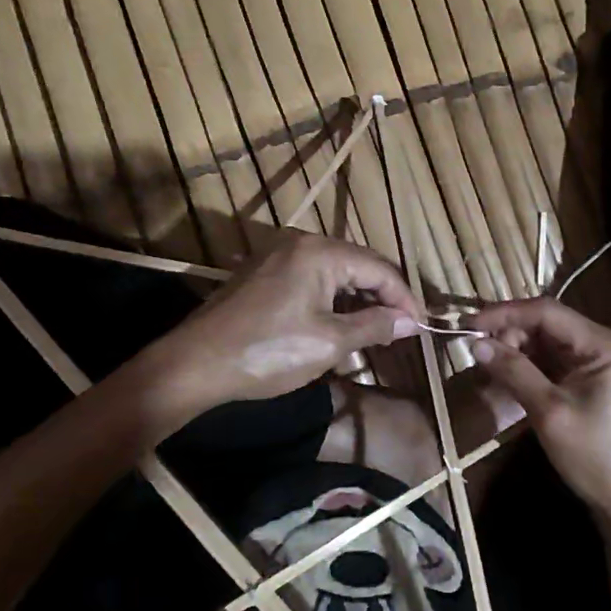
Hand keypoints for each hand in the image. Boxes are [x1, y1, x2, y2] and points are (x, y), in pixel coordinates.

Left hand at [133, 232, 421, 416]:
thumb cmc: (267, 352)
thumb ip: (376, 326)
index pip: (381, 270)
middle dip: (385, 295)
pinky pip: (314, 275)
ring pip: (338, 269)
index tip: (421, 326)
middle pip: (361, 264)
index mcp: (321, 252)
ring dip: (361, 296)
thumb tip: (411, 322)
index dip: (405, 298)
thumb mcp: (330, 342)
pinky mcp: (264, 271)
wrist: (190, 367)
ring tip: (378, 325)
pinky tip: (343, 318)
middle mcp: (302, 243)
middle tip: (403, 326)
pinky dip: (335, 295)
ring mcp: (279, 254)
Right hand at [465, 299, 610, 535]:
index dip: (507, 313)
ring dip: (517, 350)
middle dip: (511, 333)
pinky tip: (504, 376)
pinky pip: (554, 363)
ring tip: (486, 364)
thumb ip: (514, 372)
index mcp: (604, 343)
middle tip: (476, 351)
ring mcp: (598, 362)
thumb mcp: (549, 411)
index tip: (470, 323)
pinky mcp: (590, 381)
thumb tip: (476, 344)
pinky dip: (529, 367)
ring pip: (549, 343)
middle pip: (550, 324)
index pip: (549, 312)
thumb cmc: (593, 454)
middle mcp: (604, 344)